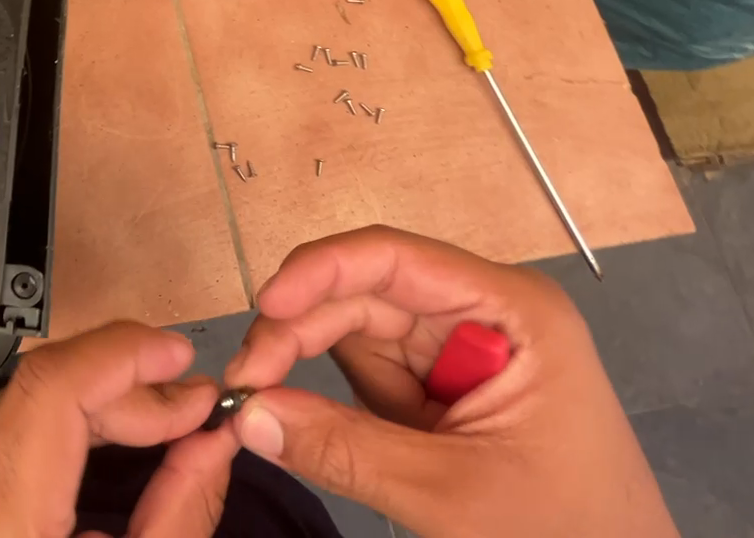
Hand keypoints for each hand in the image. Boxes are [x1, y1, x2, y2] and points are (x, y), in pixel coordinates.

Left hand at [0, 321, 238, 536]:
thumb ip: (178, 512)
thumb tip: (215, 434)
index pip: (53, 385)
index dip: (124, 355)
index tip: (181, 359)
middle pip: (48, 384)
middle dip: (132, 386)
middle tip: (194, 408)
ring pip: (35, 392)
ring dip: (105, 398)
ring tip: (163, 421)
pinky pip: (16, 414)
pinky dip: (72, 416)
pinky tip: (112, 432)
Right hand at [223, 226, 675, 537]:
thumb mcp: (455, 496)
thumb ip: (344, 449)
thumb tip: (244, 412)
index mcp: (508, 309)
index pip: (394, 258)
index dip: (319, 270)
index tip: (264, 307)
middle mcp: (473, 310)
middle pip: (359, 292)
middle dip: (296, 329)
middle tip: (244, 381)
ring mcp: (447, 344)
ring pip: (345, 324)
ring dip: (297, 355)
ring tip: (258, 398)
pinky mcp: (427, 381)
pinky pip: (354, 364)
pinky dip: (316, 386)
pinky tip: (294, 409)